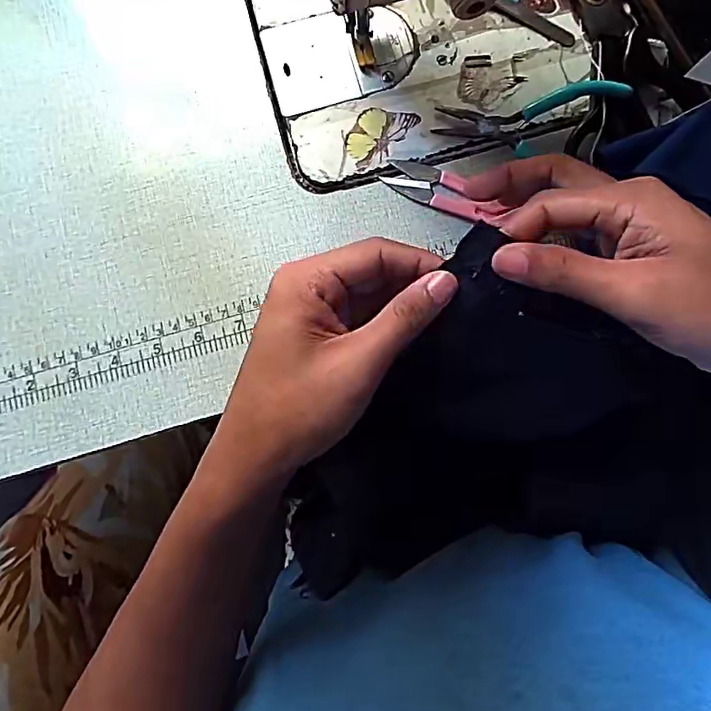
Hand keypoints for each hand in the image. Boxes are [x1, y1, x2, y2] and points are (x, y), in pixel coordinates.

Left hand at [210, 238, 456, 483]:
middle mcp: (305, 286)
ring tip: (440, 316)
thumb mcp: (360, 361)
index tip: (454, 279)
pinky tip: (413, 331)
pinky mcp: (319, 329)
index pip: (373, 252)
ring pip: (370, 291)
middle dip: (412, 282)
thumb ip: (404, 318)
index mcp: (305, 281)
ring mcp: (311, 308)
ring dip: (402, 303)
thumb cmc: (291, 413)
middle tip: (453, 300)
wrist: (256, 458)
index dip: (417, 262)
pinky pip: (361, 312)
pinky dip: (387, 320)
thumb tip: (441, 283)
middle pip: (372, 268)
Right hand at [451, 156, 710, 393]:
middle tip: (466, 195)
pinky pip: (585, 237)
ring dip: (530, 211)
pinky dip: (553, 240)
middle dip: (514, 184)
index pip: (556, 203)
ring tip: (487, 220)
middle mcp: (630, 202)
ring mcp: (635, 227)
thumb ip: (564, 272)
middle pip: (560, 181)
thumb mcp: (634, 294)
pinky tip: (531, 254)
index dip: (518, 225)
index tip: (489, 257)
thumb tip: (498, 256)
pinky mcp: (637, 253)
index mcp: (633, 198)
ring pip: (571, 209)